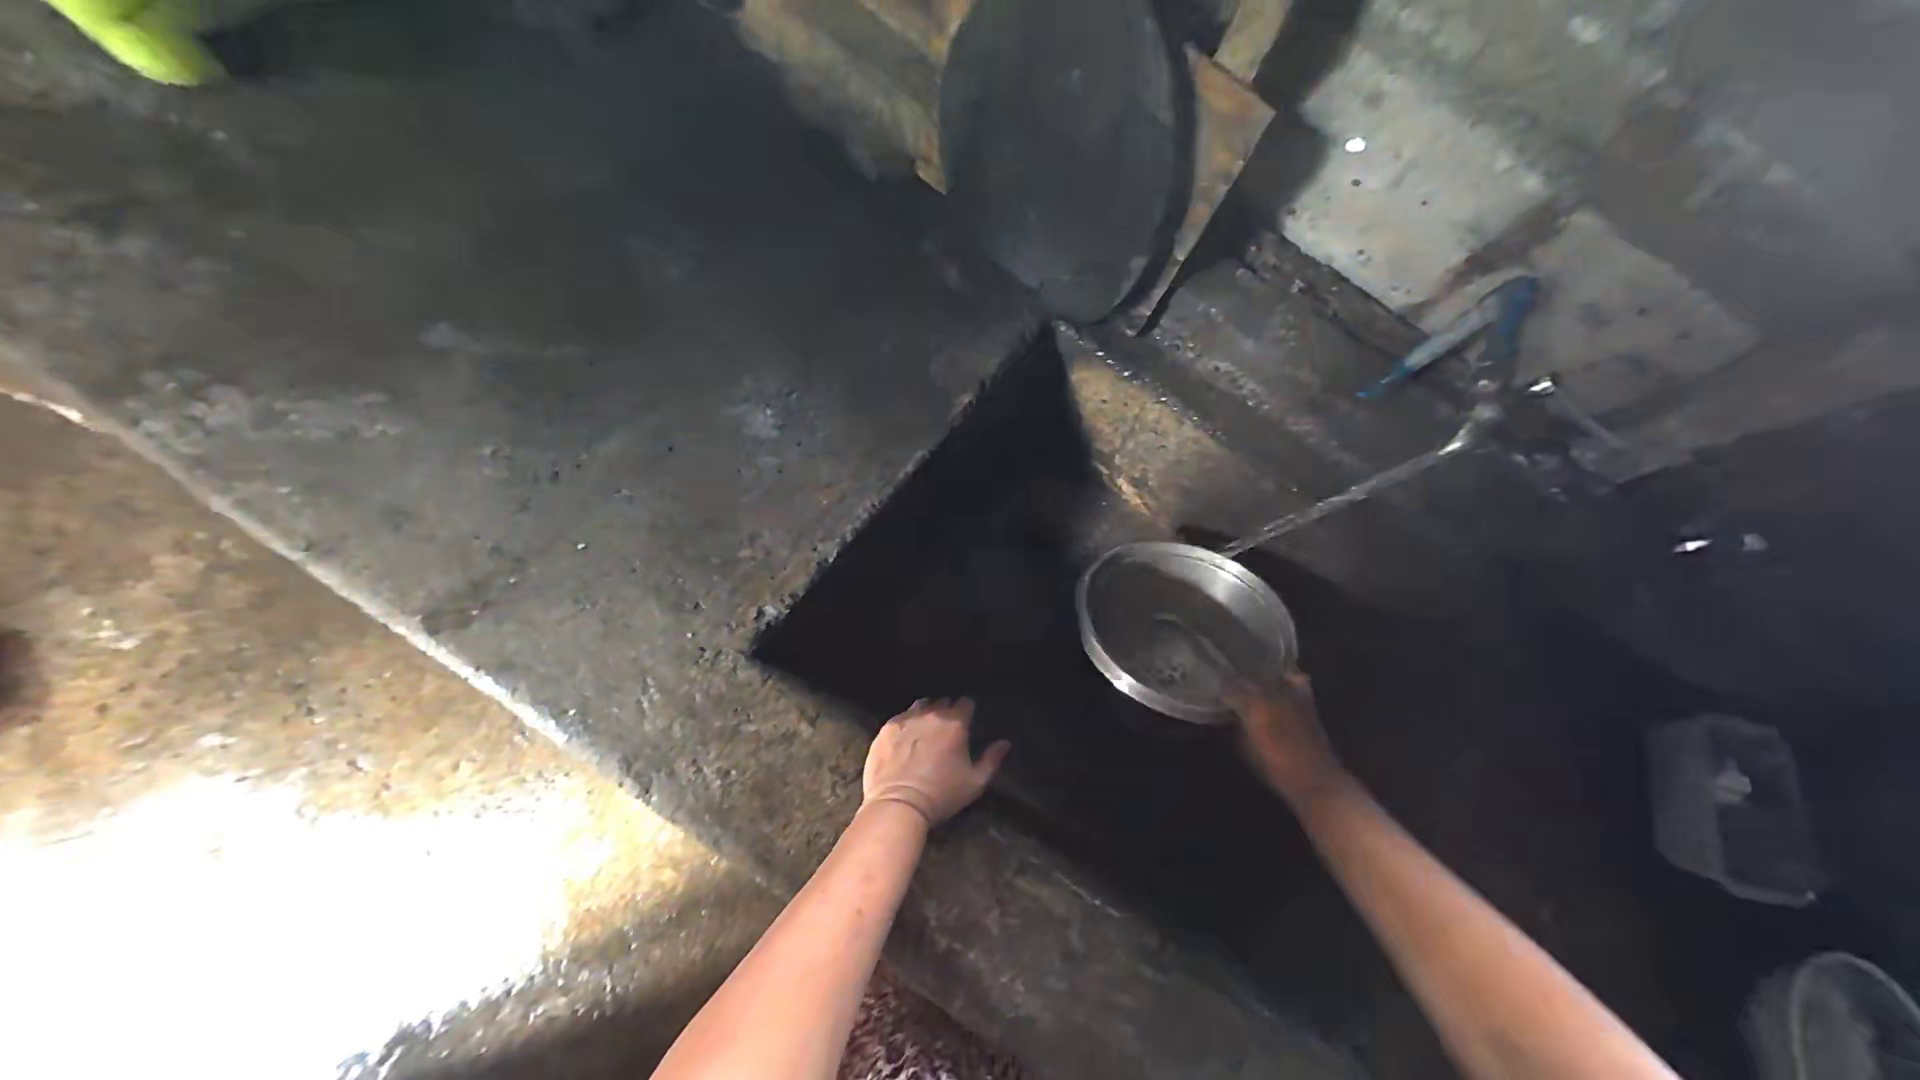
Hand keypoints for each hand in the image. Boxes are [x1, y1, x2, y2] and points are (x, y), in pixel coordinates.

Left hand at [862, 698, 1009, 825]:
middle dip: (946, 711)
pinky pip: (900, 717)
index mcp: (955, 724)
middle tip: (946, 730)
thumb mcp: (975, 783)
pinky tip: (904, 738)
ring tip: (924, 730)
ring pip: (920, 706)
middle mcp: (931, 715)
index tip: (966, 721)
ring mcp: (906, 719)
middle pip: (942, 702)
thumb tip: (1004, 743)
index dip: (967, 711)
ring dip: (925, 713)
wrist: (898, 805)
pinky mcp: (887, 728)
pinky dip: (906, 723)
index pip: (965, 703)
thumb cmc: (941, 795)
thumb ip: (992, 759)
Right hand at [1227, 672, 1345, 801]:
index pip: (1229, 689)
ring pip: (1267, 680)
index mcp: (1254, 708)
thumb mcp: (1247, 750)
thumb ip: (1238, 727)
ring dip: (1256, 684)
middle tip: (1230, 695)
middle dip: (1235, 686)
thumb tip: (1233, 715)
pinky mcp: (1307, 701)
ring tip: (1251, 692)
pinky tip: (1281, 686)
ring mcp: (1291, 696)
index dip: (1222, 694)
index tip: (1219, 699)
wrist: (1317, 780)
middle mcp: (1272, 696)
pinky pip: (1296, 681)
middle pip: (1246, 681)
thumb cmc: (1277, 770)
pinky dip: (1286, 680)